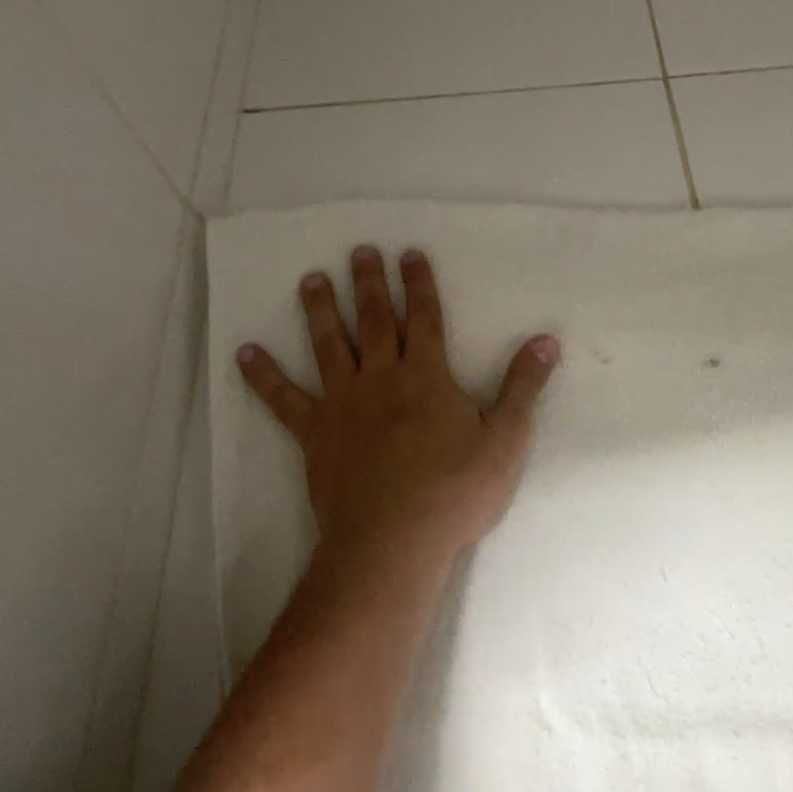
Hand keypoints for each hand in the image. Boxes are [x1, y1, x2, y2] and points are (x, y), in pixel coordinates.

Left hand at [236, 246, 559, 561]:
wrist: (393, 541)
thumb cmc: (454, 492)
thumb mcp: (505, 440)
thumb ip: (523, 387)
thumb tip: (547, 341)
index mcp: (427, 377)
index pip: (426, 319)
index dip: (420, 284)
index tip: (409, 253)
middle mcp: (382, 378)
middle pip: (376, 321)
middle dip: (370, 284)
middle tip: (359, 250)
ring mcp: (343, 403)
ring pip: (330, 345)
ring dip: (321, 310)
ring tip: (311, 279)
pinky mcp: (314, 433)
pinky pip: (283, 398)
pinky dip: (263, 375)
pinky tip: (245, 352)